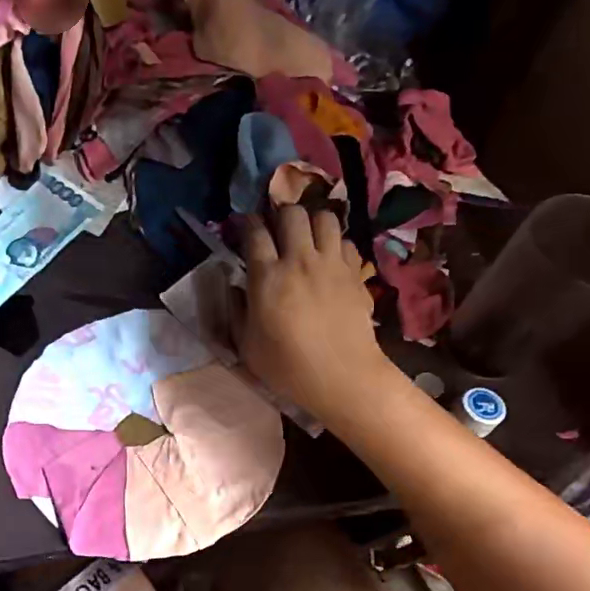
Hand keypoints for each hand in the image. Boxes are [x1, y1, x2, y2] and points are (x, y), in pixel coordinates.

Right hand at [240, 206, 394, 421]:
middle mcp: (300, 260)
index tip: (244, 226)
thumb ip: (236, 311)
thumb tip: (234, 286)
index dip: (247, 223)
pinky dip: (337, 245)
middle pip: (292, 213)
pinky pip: (346, 242)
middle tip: (278, 231)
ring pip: (325, 218)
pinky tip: (331, 261)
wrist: (342, 377)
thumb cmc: (288, 368)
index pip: (255, 232)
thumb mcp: (247, 346)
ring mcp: (332, 264)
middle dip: (281, 215)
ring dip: (313, 223)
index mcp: (267, 277)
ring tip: (308, 239)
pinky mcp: (356, 274)